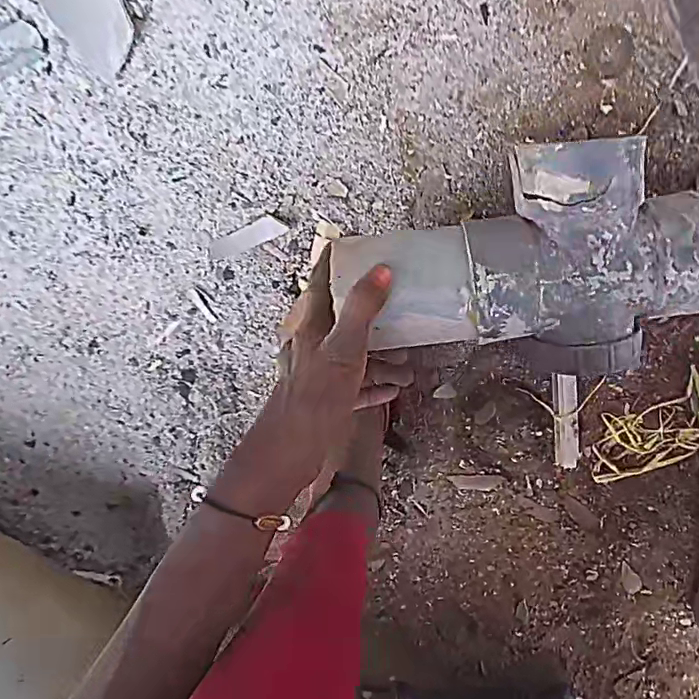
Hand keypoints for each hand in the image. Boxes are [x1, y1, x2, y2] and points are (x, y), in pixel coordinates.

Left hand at [212, 252, 407, 514]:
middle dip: (375, 321)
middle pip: (345, 321)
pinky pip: (355, 386)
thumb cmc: (314, 399)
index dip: (335, 262)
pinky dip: (373, 385)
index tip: (352, 248)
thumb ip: (362, 309)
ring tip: (406, 368)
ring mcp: (319, 374)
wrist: (291, 450)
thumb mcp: (344, 348)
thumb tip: (381, 272)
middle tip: (401, 318)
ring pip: (354, 357)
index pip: (321, 282)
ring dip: (381, 360)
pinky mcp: (326, 400)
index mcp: (313, 327)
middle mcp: (313, 346)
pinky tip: (390, 390)